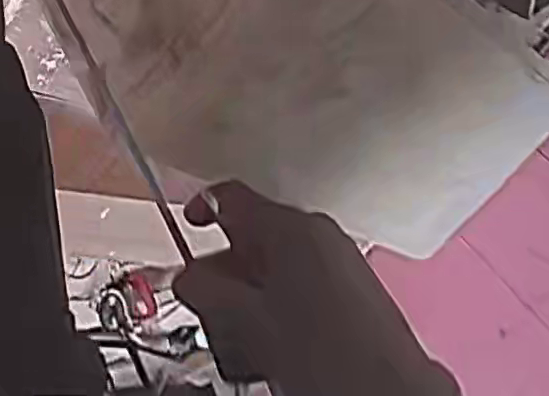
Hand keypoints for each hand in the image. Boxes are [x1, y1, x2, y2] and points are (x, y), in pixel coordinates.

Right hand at [172, 182, 458, 395]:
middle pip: (255, 232)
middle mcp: (319, 233)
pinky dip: (282, 301)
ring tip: (240, 331)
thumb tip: (186, 277)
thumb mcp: (247, 320)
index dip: (202, 206)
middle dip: (226, 265)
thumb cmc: (322, 352)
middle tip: (208, 297)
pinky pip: (307, 281)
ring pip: (280, 261)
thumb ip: (205, 289)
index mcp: (289, 226)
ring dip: (252, 289)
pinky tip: (276, 341)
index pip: (232, 195)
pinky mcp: (362, 294)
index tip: (188, 225)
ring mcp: (345, 262)